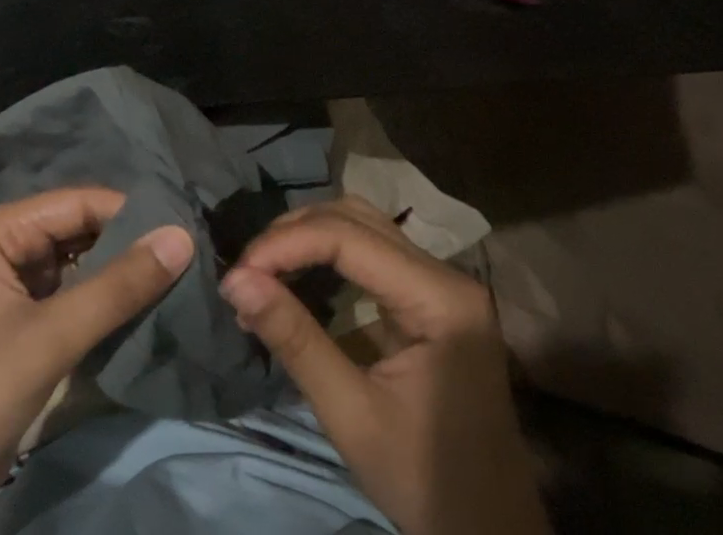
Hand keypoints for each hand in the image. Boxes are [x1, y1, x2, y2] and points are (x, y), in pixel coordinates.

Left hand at [0, 188, 193, 534]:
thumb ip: (118, 286)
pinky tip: (150, 300)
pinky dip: (110, 293)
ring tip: (183, 272)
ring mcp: (17, 279)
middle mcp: (7, 242)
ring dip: (125, 266)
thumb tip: (182, 237)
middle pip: (82, 226)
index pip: (78, 202)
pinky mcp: (29, 313)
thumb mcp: (54, 335)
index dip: (133, 211)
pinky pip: (77, 288)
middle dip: (132, 238)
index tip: (190, 227)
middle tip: (195, 251)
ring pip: (83, 258)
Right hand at [219, 197, 550, 534]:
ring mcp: (443, 287)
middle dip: (290, 235)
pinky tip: (293, 280)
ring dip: (305, 238)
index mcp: (441, 299)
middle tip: (244, 274)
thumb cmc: (425, 477)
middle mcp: (447, 277)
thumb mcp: (350, 413)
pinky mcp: (431, 303)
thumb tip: (234, 280)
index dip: (283, 246)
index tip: (234, 278)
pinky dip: (325, 257)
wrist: (489, 528)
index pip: (347, 236)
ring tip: (261, 273)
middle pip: (355, 218)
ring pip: (362, 227)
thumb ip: (295, 339)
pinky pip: (371, 256)